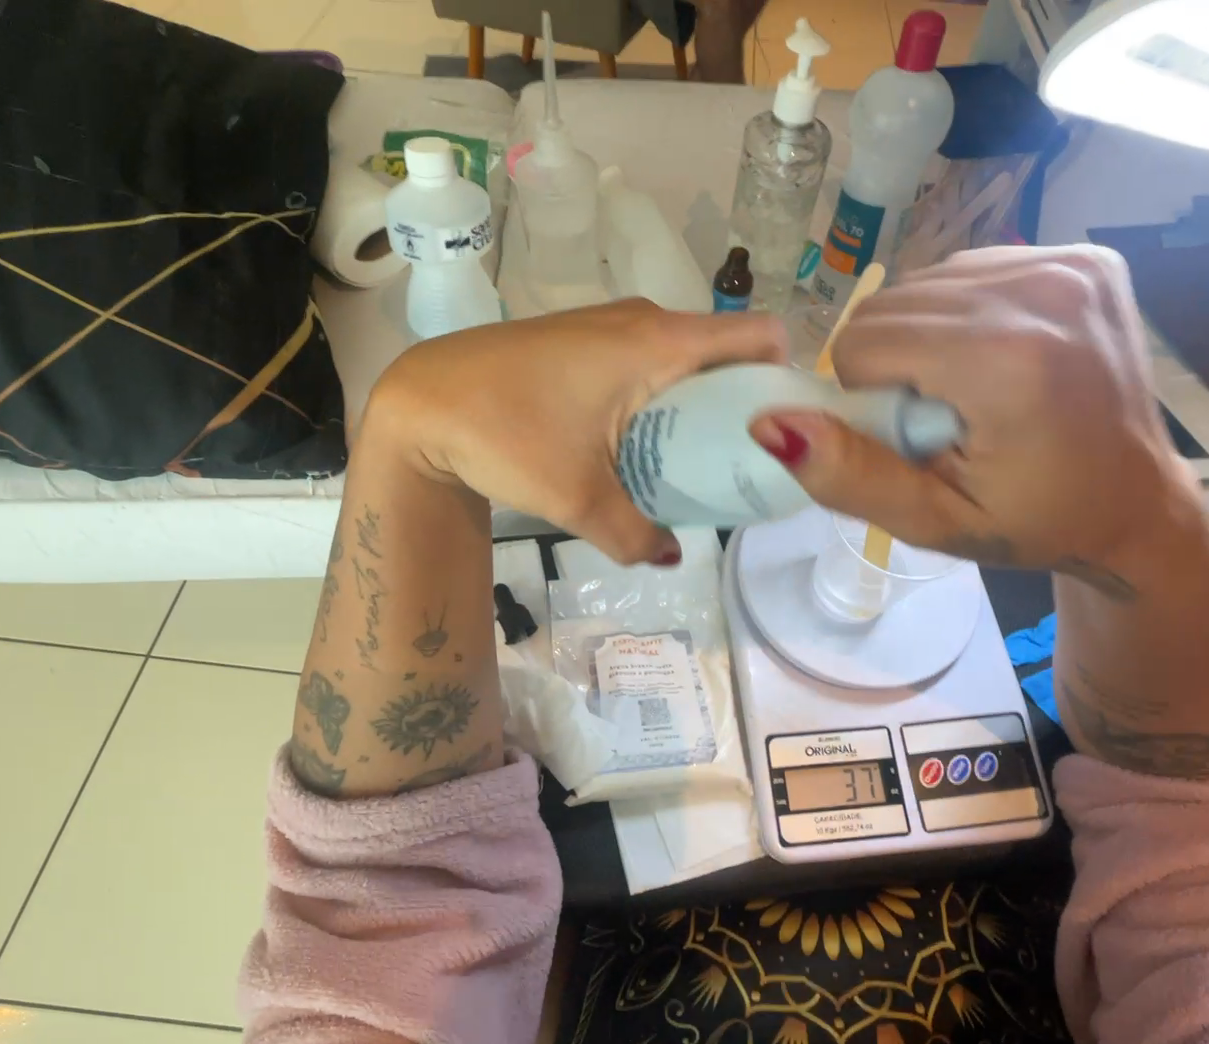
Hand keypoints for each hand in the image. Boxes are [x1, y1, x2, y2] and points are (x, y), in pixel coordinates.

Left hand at [362, 300, 785, 564]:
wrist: (421, 402)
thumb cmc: (504, 434)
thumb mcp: (577, 497)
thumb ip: (635, 534)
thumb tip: (670, 557)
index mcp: (659, 343)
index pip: (758, 336)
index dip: (784, 376)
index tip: (787, 428)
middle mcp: (643, 319)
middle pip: (723, 351)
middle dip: (742, 401)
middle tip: (745, 460)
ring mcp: (608, 323)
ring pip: (681, 356)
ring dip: (696, 401)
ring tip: (695, 459)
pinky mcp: (582, 338)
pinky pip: (646, 360)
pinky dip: (659, 394)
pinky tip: (642, 441)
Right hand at [749, 245, 1197, 594]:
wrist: (1135, 503)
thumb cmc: (1031, 520)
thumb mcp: (931, 521)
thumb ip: (848, 474)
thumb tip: (767, 423)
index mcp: (1005, 359)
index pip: (865, 341)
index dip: (866, 395)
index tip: (912, 435)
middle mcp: (1040, 289)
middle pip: (891, 306)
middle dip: (893, 364)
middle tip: (940, 418)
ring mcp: (1069, 264)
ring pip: (924, 283)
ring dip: (923, 337)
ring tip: (970, 391)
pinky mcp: (1085, 255)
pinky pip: (970, 270)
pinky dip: (962, 314)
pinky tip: (997, 359)